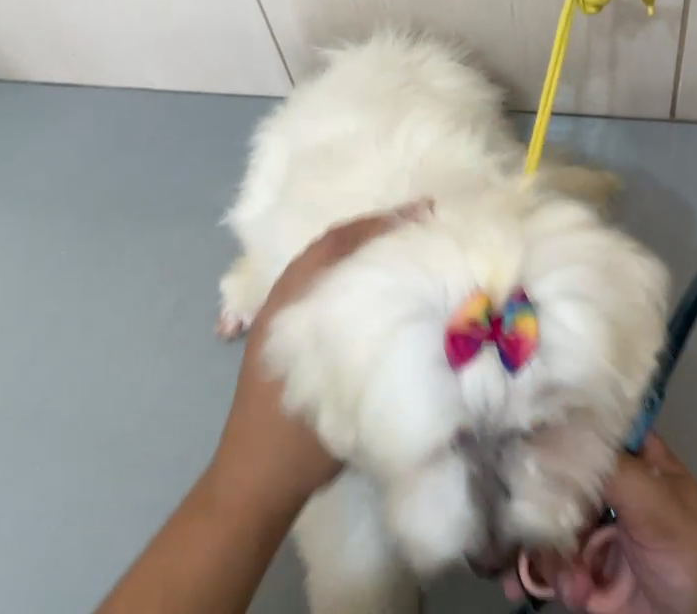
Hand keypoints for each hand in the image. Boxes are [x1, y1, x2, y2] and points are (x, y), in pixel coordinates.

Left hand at [209, 202, 429, 503]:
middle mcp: (287, 301)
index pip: (340, 243)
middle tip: (424, 223)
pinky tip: (384, 288)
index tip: (425, 214)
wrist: (254, 483)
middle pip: (334, 245)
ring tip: (408, 246)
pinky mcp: (291, 337)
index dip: (383, 223)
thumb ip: (387, 348)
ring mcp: (285, 318)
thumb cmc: (303, 442)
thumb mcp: (350, 392)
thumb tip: (442, 312)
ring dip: (366, 249)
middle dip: (378, 228)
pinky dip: (356, 273)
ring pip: (330, 265)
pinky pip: (328, 287)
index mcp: (295, 305)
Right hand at [521, 435, 696, 613]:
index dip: (546, 430)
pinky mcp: (587, 578)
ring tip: (554, 576)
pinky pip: (547, 569)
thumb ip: (606, 469)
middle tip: (512, 519)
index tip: (508, 438)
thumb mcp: (656, 505)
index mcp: (632, 459)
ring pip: (544, 526)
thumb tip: (548, 430)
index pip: (584, 430)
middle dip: (530, 502)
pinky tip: (523, 589)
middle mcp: (609, 490)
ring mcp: (596, 535)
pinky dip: (534, 578)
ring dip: (538, 550)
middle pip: (553, 479)